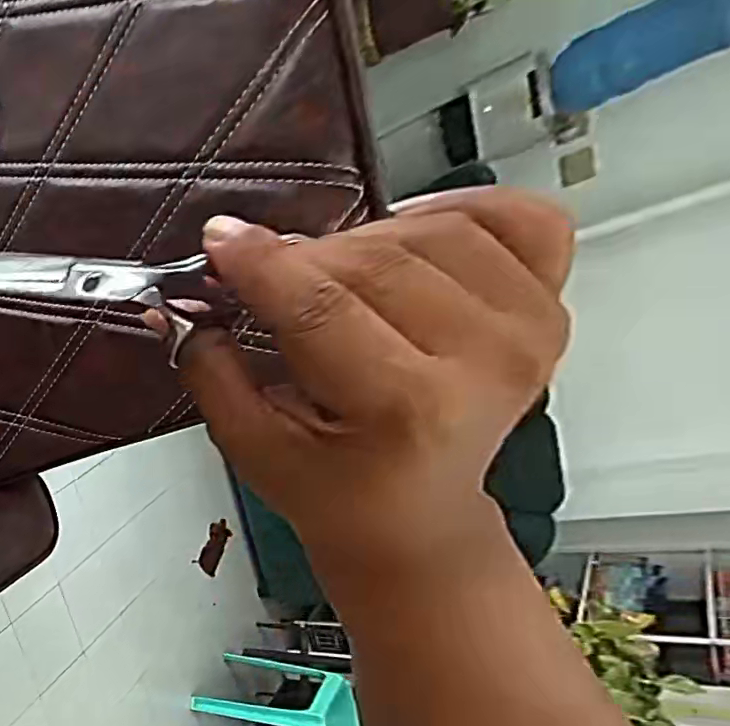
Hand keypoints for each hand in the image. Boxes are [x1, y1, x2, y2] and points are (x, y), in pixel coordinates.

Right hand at [172, 187, 574, 562]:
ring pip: (433, 231)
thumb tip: (179, 309)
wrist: (404, 514)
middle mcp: (482, 359)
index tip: (220, 239)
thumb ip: (210, 371)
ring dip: (355, 239)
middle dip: (296, 257)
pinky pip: (518, 219)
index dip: (261, 266)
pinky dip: (455, 208)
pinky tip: (404, 229)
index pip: (321, 308)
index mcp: (401, 405)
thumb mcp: (246, 443)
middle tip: (251, 270)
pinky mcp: (550, 306)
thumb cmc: (324, 488)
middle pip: (373, 262)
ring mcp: (528, 328)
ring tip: (314, 272)